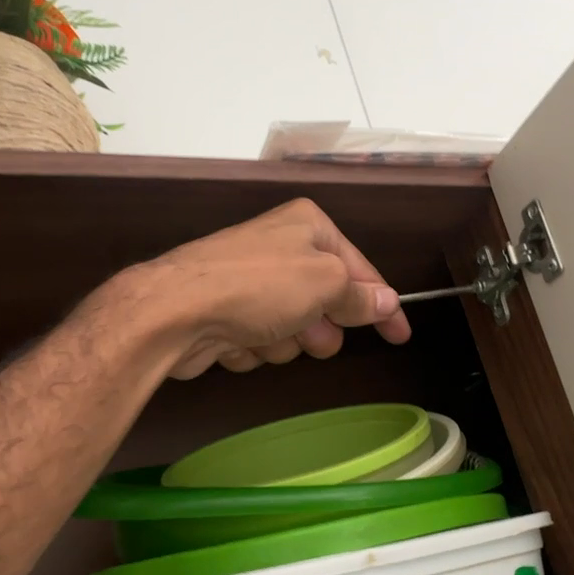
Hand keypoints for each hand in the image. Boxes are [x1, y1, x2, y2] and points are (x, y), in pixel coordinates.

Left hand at [133, 199, 412, 378]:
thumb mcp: (326, 285)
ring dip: (284, 340)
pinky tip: (234, 342)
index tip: (399, 335)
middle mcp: (280, 247)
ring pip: (293, 328)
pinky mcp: (225, 314)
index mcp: (307, 226)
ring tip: (262, 335)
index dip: (382, 305)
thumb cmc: (260, 287)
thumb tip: (388, 301)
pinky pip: (260, 341)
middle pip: (325, 302)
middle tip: (308, 331)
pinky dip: (253, 348)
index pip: (360, 269)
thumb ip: (361, 297)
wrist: (174, 312)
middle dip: (319, 326)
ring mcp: (250, 282)